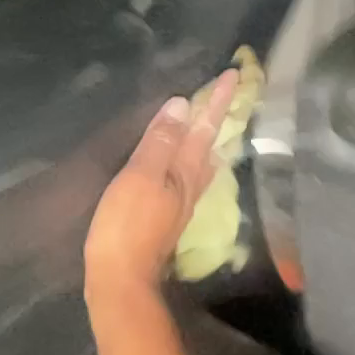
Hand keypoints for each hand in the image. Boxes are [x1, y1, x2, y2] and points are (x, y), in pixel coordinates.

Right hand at [84, 69, 239, 299]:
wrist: (121, 280)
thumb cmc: (126, 227)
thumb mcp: (140, 177)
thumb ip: (160, 143)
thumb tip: (182, 106)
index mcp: (183, 173)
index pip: (204, 128)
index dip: (217, 102)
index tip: (234, 75)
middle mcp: (189, 189)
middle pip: (208, 148)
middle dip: (218, 121)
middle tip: (228, 98)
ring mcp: (179, 209)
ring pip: (200, 168)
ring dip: (207, 145)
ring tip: (212, 130)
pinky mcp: (166, 223)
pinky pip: (186, 184)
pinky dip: (191, 166)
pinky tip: (186, 171)